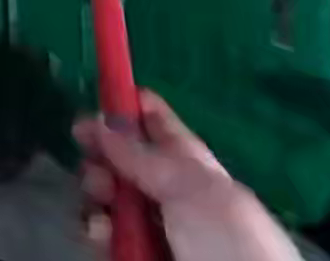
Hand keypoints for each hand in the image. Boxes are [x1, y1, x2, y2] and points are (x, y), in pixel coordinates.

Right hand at [73, 91, 299, 260]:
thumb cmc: (236, 252)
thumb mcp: (200, 195)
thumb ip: (146, 154)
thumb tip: (99, 120)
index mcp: (199, 176)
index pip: (161, 127)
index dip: (132, 103)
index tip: (101, 86)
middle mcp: (171, 197)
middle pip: (118, 154)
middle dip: (98, 151)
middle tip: (93, 156)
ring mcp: (151, 229)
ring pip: (101, 190)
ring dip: (94, 191)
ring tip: (104, 206)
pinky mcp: (129, 255)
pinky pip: (95, 228)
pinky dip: (93, 228)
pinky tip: (104, 235)